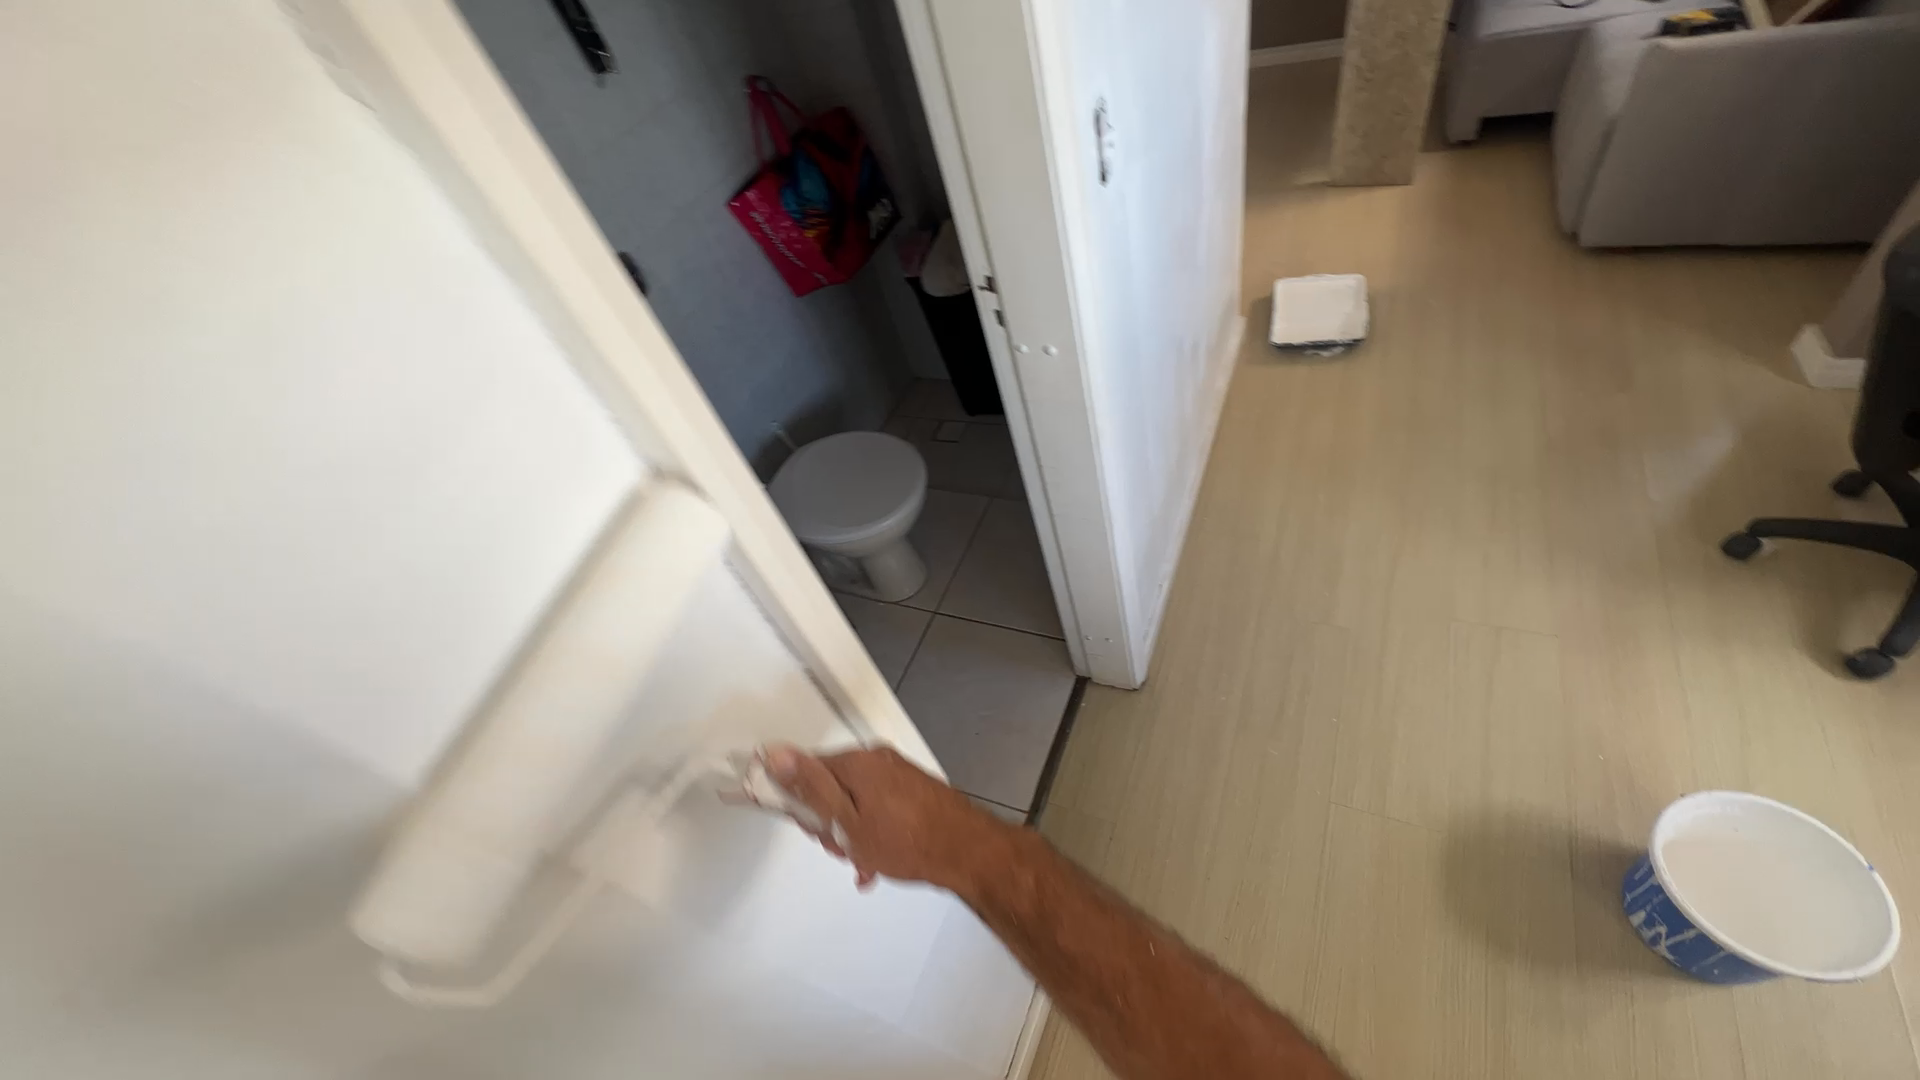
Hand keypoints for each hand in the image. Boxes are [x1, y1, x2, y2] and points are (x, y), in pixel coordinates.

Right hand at [760, 744, 1013, 892]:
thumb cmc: (903, 841)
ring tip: (865, 863)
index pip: (806, 771)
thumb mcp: (846, 823)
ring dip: (852, 832)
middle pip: (832, 787)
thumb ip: (810, 789)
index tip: (813, 830)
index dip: (801, 804)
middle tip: (842, 850)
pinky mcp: (914, 790)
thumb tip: (774, 752)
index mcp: (856, 763)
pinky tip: (878, 864)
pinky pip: (879, 807)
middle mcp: (877, 760)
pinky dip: (873, 831)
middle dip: (830, 822)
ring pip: (856, 801)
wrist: (967, 851)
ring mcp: (898, 774)